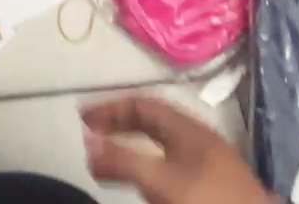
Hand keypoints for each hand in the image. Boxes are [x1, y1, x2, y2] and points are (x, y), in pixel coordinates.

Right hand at [81, 95, 270, 203]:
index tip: (83, 119)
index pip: (141, 104)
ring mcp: (210, 166)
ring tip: (111, 164)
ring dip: (135, 150)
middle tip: (91, 136)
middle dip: (120, 127)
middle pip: (153, 123)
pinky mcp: (215, 191)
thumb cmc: (208, 203)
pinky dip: (151, 172)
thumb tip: (88, 143)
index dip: (110, 108)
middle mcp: (198, 140)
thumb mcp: (160, 182)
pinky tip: (146, 191)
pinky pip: (174, 170)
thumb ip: (122, 161)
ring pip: (164, 147)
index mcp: (186, 128)